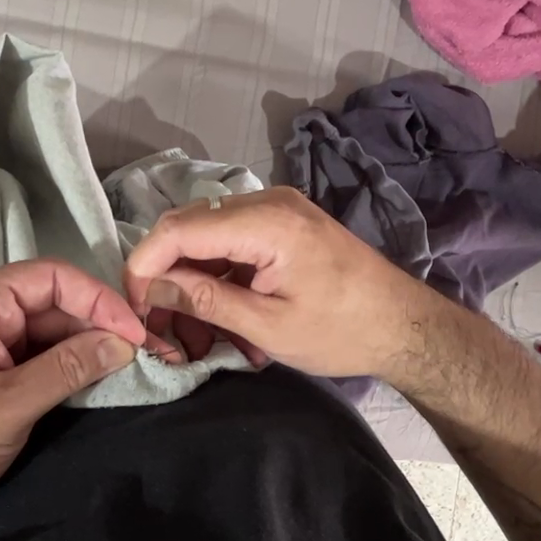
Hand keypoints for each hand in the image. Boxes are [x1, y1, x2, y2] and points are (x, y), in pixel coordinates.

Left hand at [0, 259, 149, 540]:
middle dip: (97, 327)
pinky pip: (28, 360)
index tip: (139, 334)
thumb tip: (124, 342)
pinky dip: (60, 371)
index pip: (51, 278)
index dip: (100, 300)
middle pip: (50, 305)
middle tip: (146, 356)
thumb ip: (68, 369)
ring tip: (129, 371)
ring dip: (82, 351)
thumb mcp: (7, 407)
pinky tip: (92, 385)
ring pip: (42, 335)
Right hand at [123, 186, 452, 380]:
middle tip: (162, 330)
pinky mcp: (281, 224)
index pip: (178, 229)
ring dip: (190, 283)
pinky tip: (218, 318)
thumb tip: (152, 286)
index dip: (145, 266)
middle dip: (165, 278)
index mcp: (265, 222)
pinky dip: (215, 278)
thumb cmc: (342, 332)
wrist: (405, 326)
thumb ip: (205, 300)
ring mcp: (275, 210)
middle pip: (187, 228)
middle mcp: (266, 202)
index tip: (135, 308)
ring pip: (204, 237)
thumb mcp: (268, 327)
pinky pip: (229, 243)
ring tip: (193, 338)